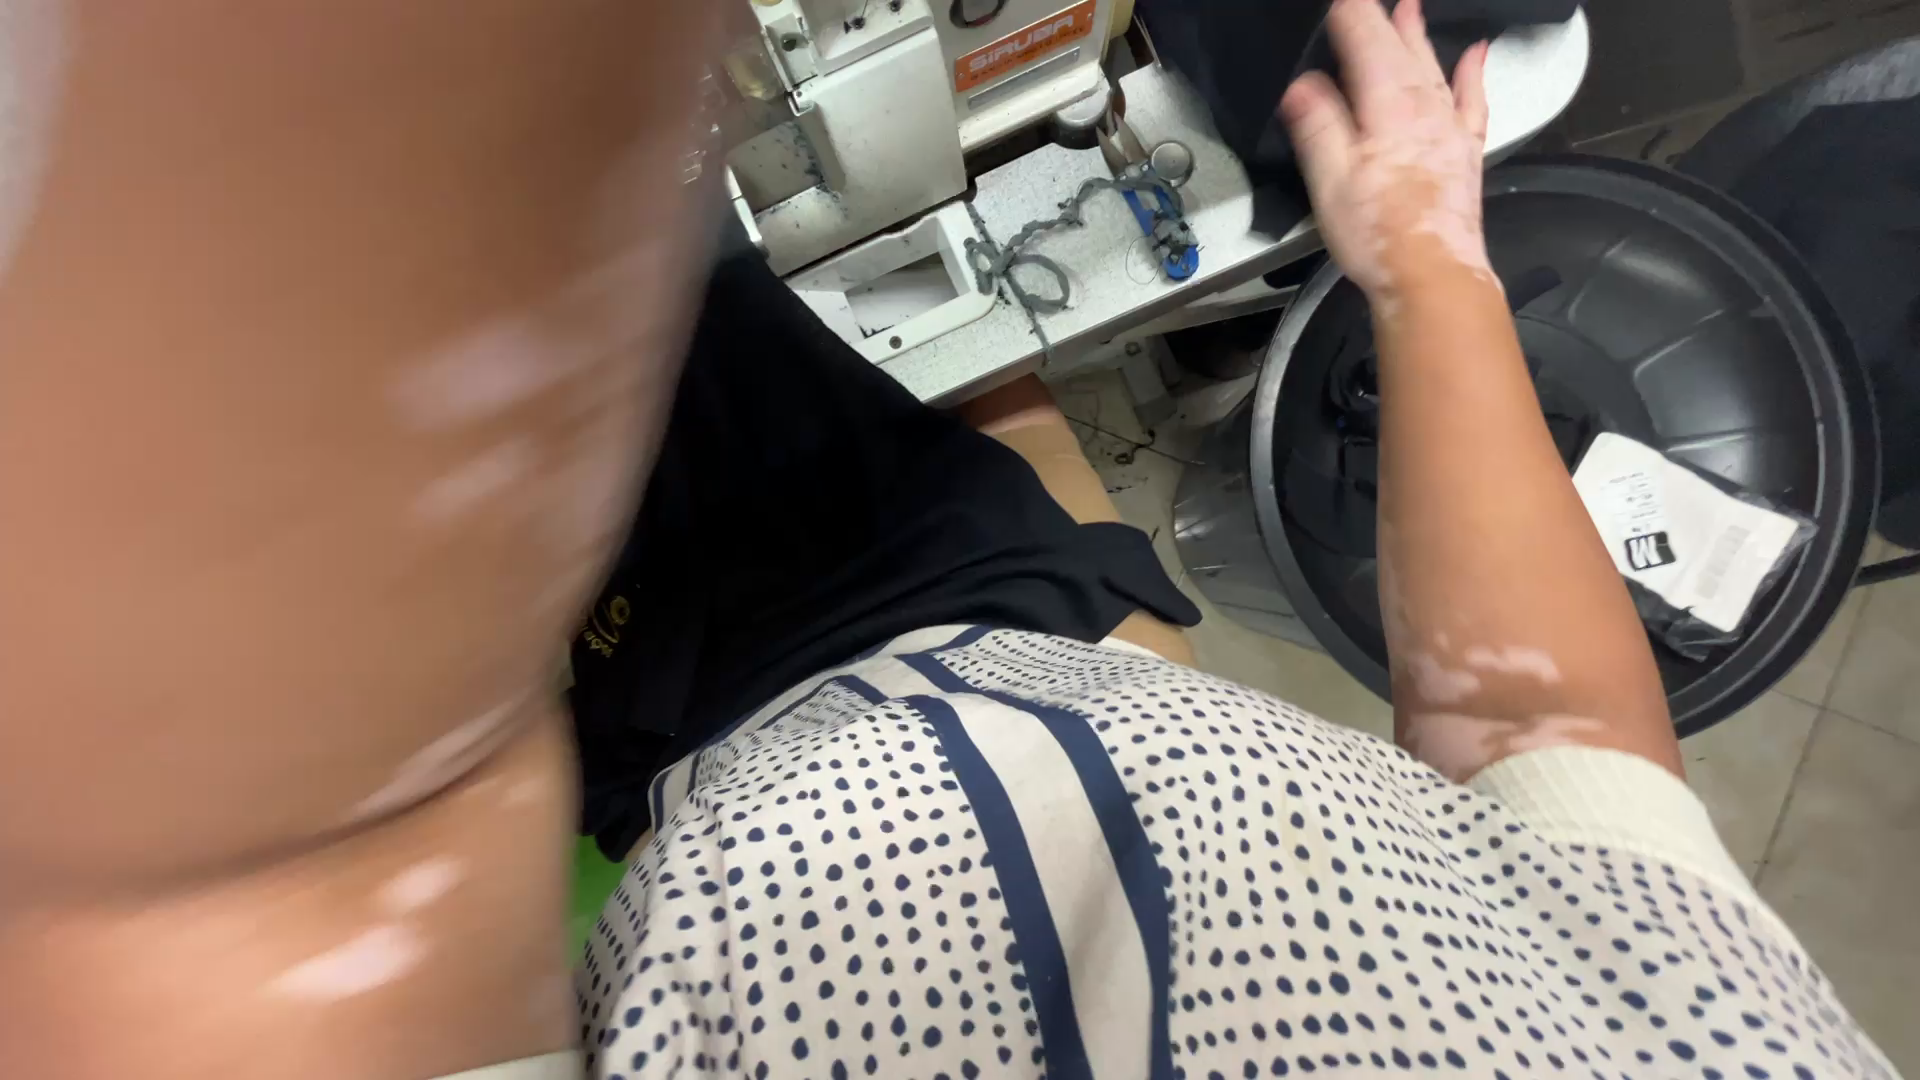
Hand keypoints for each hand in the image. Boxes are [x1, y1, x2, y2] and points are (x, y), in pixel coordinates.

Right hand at [1279, 0, 1492, 299]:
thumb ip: (1318, 128)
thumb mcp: (1332, 182)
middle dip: (1384, 21)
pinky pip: (1471, 101)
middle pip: (1400, 52)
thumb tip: (1301, 86)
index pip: (1367, 47)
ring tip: (1411, 9)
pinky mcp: (1463, 153)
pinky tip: (1475, 56)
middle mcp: (1423, 109)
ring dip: (1419, 37)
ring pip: (1432, 68)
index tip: (1336, 3)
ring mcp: (1448, 129)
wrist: (1431, 272)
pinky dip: (1472, 74)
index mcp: (1386, 110)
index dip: (1350, 19)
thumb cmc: (1377, 233)